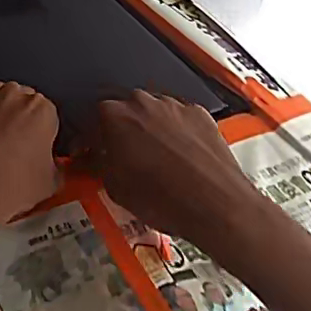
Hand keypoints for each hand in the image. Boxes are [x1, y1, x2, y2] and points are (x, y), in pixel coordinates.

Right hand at [87, 90, 267, 250]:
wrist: (220, 209)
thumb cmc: (166, 199)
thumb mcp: (115, 187)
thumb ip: (98, 164)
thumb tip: (93, 160)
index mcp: (112, 114)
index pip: (91, 122)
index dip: (90, 140)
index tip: (91, 152)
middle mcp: (140, 102)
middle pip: (123, 112)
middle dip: (123, 131)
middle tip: (128, 157)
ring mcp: (172, 106)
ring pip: (153, 113)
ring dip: (151, 130)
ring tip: (160, 160)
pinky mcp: (200, 115)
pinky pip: (181, 119)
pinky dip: (179, 133)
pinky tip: (183, 156)